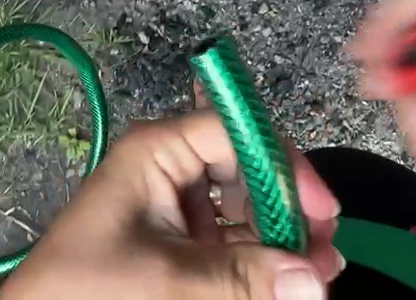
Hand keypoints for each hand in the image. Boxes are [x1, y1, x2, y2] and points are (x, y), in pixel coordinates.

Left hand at [0, 110, 344, 299]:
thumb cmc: (89, 291)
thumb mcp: (166, 281)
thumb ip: (241, 278)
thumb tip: (315, 281)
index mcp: (158, 152)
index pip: (233, 131)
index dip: (282, 163)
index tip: (322, 210)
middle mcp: (169, 170)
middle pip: (245, 170)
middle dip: (288, 206)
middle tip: (327, 249)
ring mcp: (174, 211)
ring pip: (243, 210)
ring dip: (281, 239)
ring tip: (320, 272)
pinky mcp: (175, 247)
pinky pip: (228, 243)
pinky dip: (259, 261)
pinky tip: (289, 284)